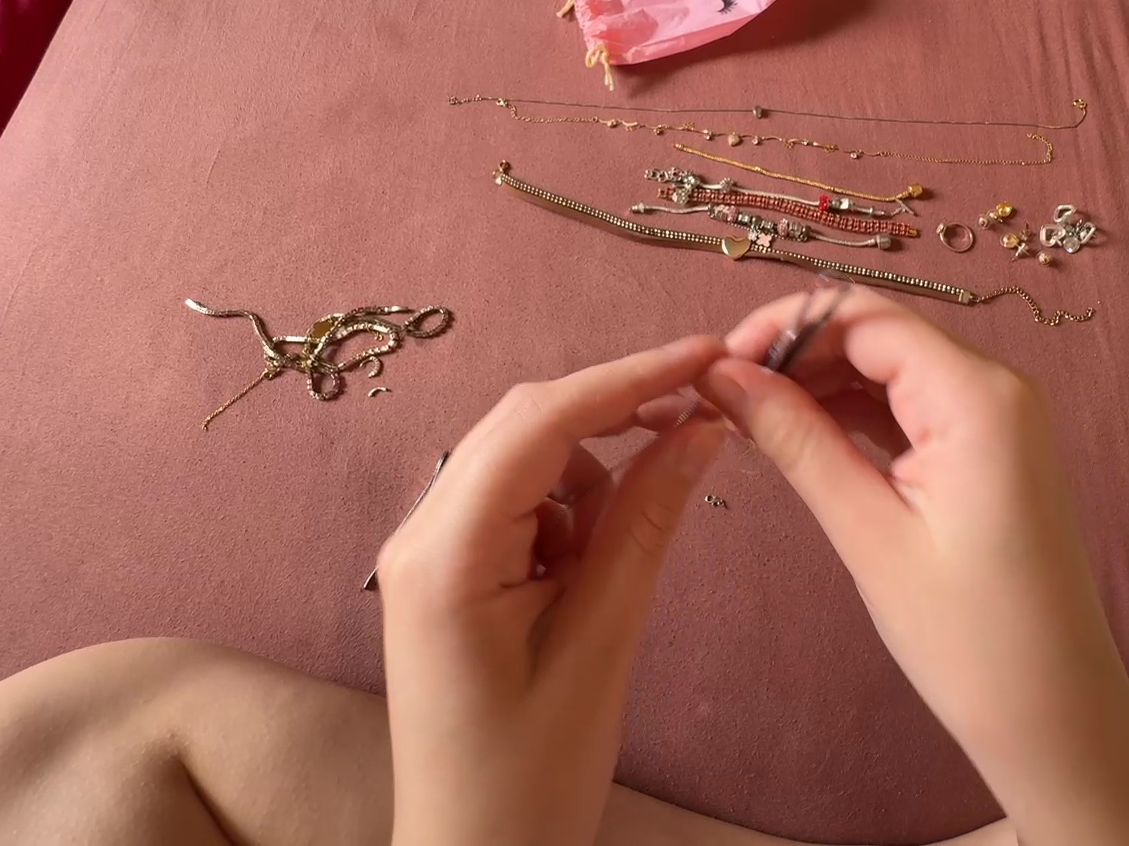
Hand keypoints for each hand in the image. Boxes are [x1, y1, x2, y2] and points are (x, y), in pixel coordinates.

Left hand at [374, 336, 727, 845]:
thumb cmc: (534, 773)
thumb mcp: (604, 638)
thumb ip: (647, 519)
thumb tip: (702, 426)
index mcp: (445, 553)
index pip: (539, 425)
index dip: (627, 378)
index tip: (704, 354)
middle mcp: (423, 528)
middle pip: (528, 424)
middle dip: (616, 410)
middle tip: (697, 413)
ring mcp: (434, 542)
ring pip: (532, 453)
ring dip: (595, 470)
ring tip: (623, 544)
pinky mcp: (457, 559)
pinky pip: (528, 494)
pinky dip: (577, 503)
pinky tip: (593, 561)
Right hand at [698, 291, 1128, 845]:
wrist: (1055, 718)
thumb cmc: (965, 636)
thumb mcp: (867, 531)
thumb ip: (794, 438)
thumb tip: (722, 374)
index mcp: (976, 395)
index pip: (865, 318)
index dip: (784, 325)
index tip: (720, 362)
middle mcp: (994, 385)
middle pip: (877, 335)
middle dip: (797, 353)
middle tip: (727, 394)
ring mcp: (995, 414)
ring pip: (888, 367)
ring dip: (819, 382)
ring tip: (751, 416)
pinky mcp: (985, 445)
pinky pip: (907, 404)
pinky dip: (851, 411)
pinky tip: (802, 432)